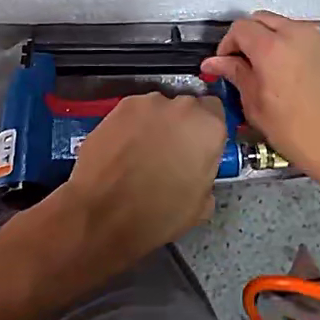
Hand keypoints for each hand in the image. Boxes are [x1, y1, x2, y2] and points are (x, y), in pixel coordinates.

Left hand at [45, 93, 227, 264]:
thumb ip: (206, 172)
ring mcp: (149, 103)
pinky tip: (123, 149)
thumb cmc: (156, 215)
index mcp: (209, 129)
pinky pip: (134, 113)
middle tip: (169, 152)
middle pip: (187, 108)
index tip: (197, 146)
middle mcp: (182, 107)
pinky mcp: (120, 106)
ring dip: (155, 124)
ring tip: (141, 153)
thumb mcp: (200, 205)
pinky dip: (131, 126)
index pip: (216, 112)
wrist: (104, 214)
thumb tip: (197, 168)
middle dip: (180, 126)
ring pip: (158, 109)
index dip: (205, 131)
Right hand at [200, 11, 319, 195]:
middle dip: (245, 38)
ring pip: (280, 25)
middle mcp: (296, 35)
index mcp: (273, 47)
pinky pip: (298, 36)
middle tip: (238, 65)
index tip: (223, 65)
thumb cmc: (304, 134)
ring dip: (265, 40)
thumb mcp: (257, 107)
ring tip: (261, 72)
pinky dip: (285, 45)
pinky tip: (283, 75)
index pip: (239, 29)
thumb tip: (217, 64)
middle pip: (260, 20)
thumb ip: (236, 76)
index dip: (226, 46)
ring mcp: (316, 40)